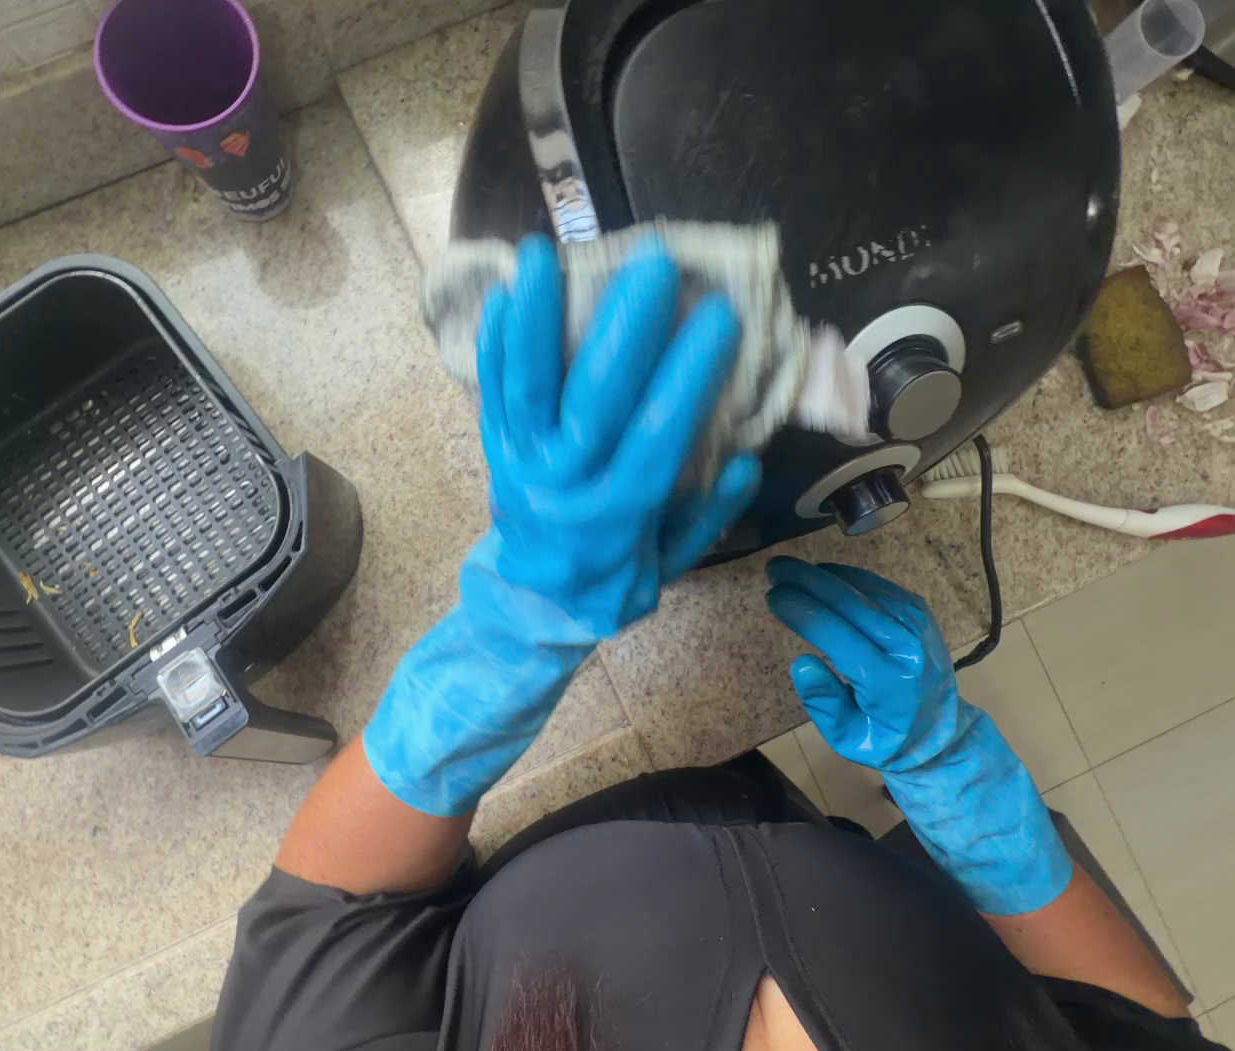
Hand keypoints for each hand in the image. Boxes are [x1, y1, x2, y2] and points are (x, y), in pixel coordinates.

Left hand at [363, 236, 760, 816]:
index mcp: (617, 514)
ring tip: (543, 253)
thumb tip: (744, 460)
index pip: (658, 437)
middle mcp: (564, 485)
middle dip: (625, 330)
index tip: (720, 314)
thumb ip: (708, 518)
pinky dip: (493, 348)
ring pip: (527, 390)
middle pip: (593, 403)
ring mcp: (520, 465)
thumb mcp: (671, 567)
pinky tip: (499, 295)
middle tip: (653, 260)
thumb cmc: (610, 585)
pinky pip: (490, 399)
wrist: (533, 611)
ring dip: (535, 319)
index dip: (688, 377)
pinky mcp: (493, 452)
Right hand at [762, 558, 967, 770]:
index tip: (772, 597)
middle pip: (850, 601)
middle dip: (806, 581)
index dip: (802, 611)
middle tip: (774, 569)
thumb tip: (801, 663)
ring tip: (789, 569)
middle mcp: (906, 646)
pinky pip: (876, 585)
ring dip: (823, 574)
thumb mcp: (847, 738)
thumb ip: (823, 702)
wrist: (940, 730)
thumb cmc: (884, 738)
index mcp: (888, 682)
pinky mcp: (919, 612)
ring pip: (862, 587)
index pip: (837, 634)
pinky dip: (845, 576)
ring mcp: (917, 624)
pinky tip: (821, 574)